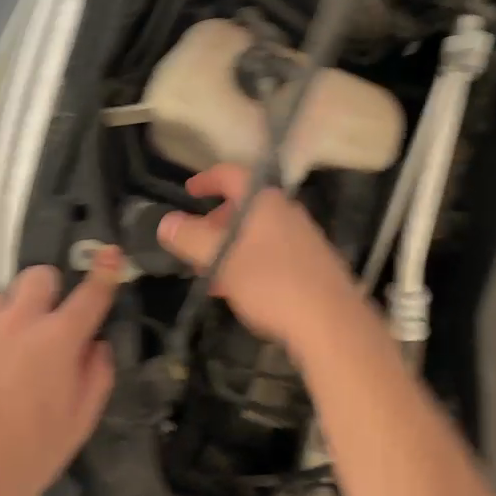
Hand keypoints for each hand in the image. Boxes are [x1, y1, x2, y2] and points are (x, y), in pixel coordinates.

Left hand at [0, 248, 121, 495]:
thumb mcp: (75, 427)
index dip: (105, 271)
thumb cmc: (19, 459)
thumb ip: (95, 378)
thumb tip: (97, 346)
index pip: (91, 293)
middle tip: (41, 323)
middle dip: (45, 292)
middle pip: (38, 276)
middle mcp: (17, 321)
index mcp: (57, 339)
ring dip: (3, 319)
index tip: (110, 254)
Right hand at [156, 164, 363, 349]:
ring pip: (257, 231)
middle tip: (195, 242)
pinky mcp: (311, 263)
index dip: (207, 179)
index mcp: (264, 201)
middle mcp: (286, 211)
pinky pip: (272, 251)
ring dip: (231, 246)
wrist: (330, 320)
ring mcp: (302, 236)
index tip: (189, 190)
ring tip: (211, 272)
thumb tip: (165, 221)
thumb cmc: (271, 282)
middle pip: (245, 205)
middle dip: (217, 222)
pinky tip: (238, 290)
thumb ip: (191, 238)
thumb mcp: (222, 260)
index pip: (232, 175)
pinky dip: (249, 260)